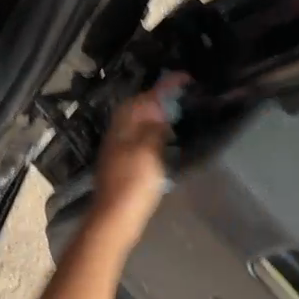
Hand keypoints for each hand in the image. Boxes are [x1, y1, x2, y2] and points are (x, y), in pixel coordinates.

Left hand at [89, 75, 184, 246]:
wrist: (114, 220)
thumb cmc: (132, 185)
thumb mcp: (148, 152)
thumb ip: (154, 128)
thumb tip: (159, 111)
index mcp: (122, 129)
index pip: (143, 98)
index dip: (163, 87)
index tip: (184, 78)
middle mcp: (117, 136)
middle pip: (136, 109)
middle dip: (157, 98)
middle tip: (181, 95)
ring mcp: (118, 152)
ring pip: (137, 125)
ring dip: (155, 116)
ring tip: (177, 114)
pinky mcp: (123, 167)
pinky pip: (139, 140)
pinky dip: (153, 133)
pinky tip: (165, 141)